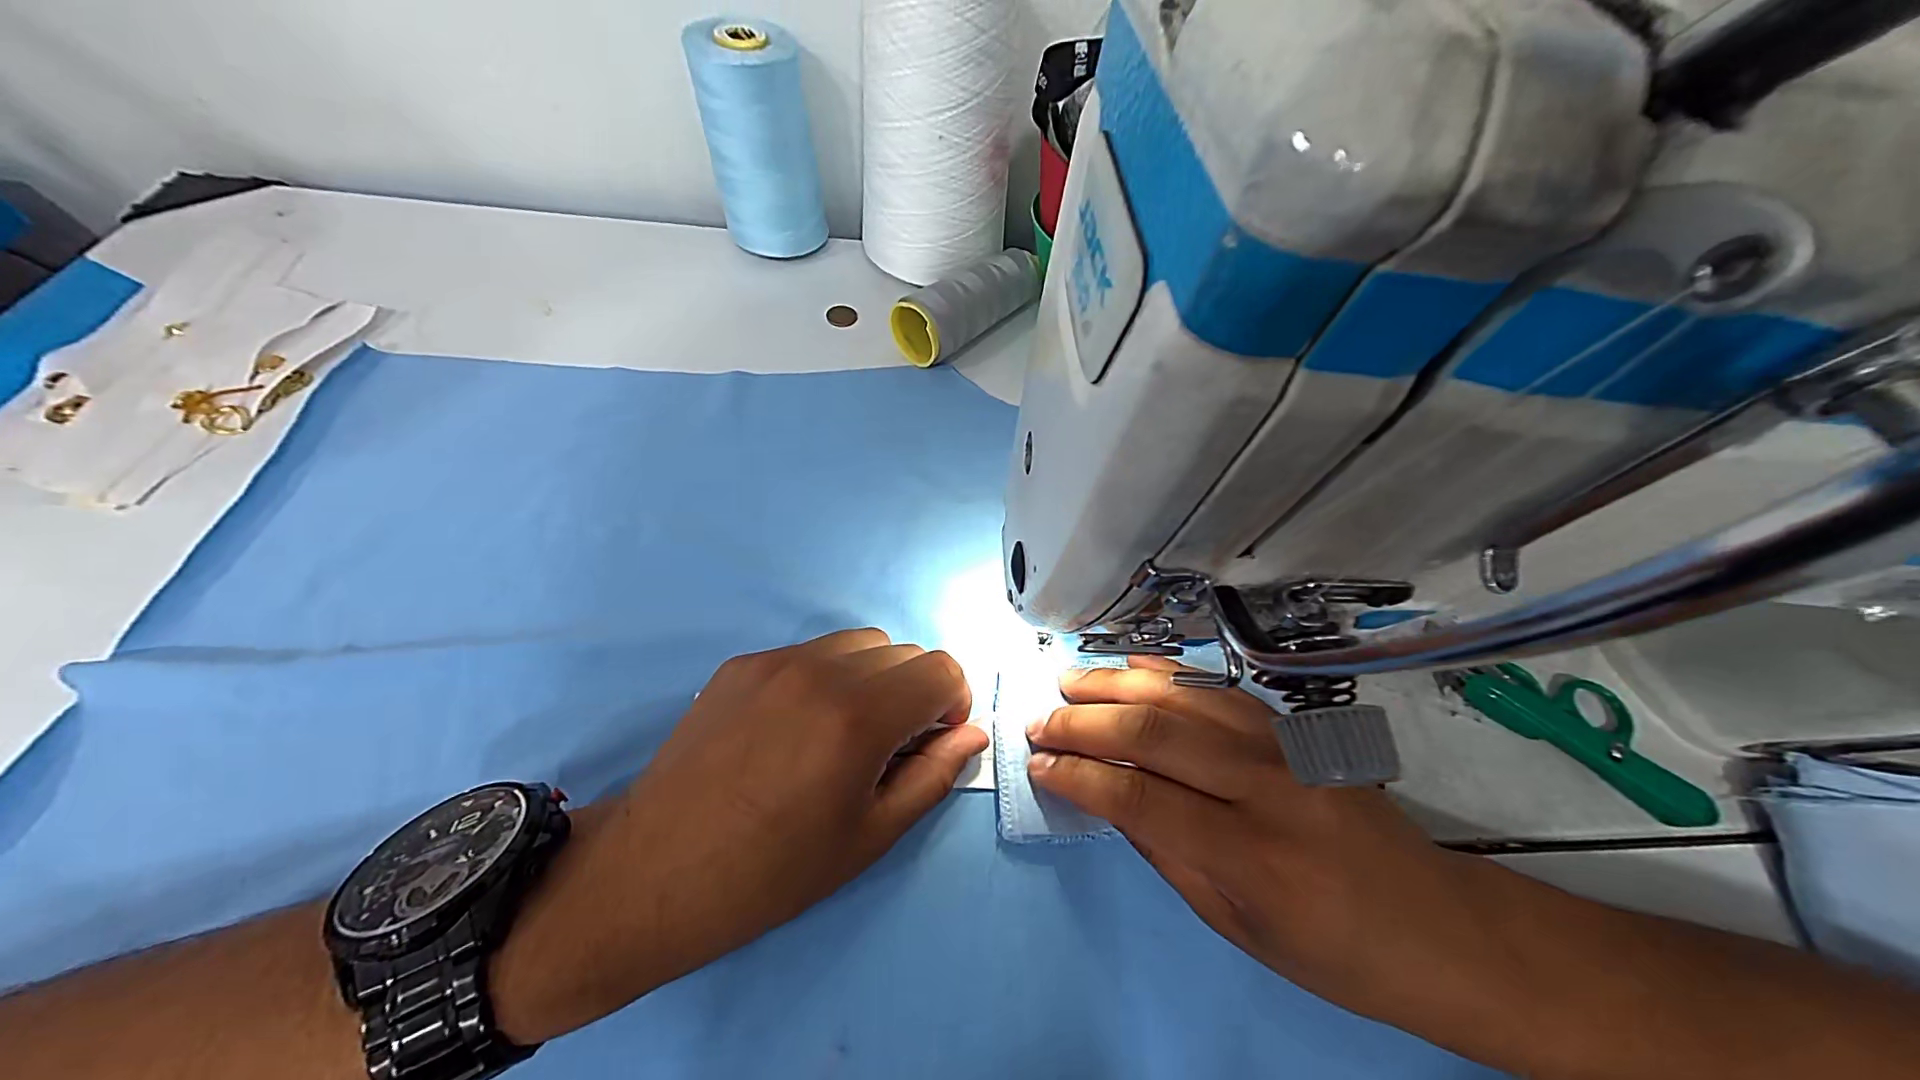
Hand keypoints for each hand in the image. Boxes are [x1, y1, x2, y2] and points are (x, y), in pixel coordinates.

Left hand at [492, 628, 984, 1040]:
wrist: (653, 872)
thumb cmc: (772, 872)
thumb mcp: (869, 836)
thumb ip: (933, 775)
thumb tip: (972, 733)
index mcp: (859, 716)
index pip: (941, 668)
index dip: (952, 704)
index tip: (929, 744)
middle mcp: (821, 670)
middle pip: (904, 650)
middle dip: (916, 691)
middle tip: (889, 746)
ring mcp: (775, 661)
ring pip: (859, 643)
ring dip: (874, 678)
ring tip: (844, 732)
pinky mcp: (741, 664)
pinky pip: (811, 652)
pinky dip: (828, 677)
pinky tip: (796, 727)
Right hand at [1024, 657, 1505, 1030]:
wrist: (1438, 924)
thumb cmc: (1332, 949)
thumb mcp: (1235, 924)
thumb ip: (1164, 853)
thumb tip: (1103, 799)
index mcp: (1252, 855)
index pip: (1140, 799)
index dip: (1079, 777)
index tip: (1038, 764)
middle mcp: (1268, 787)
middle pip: (1155, 734)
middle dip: (1084, 722)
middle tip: (1040, 721)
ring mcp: (1286, 745)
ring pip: (1183, 696)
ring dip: (1116, 684)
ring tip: (1068, 682)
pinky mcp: (1296, 726)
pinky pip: (1219, 687)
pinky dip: (1168, 673)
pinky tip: (1131, 667)